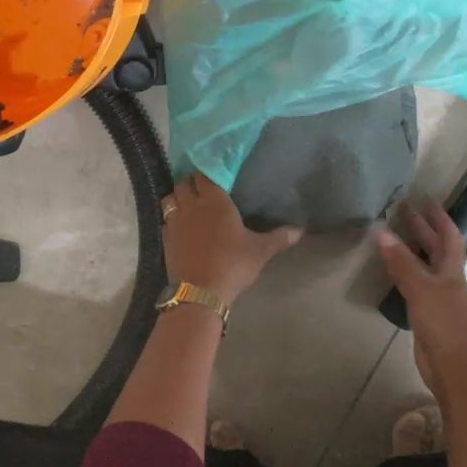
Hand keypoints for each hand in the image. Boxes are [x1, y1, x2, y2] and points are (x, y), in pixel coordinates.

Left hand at [162, 172, 302, 305]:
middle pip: (184, 184)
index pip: (205, 175)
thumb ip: (279, 237)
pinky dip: (170, 218)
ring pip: (170, 199)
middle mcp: (192, 205)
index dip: (208, 174)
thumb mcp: (260, 251)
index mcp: (215, 201)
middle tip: (203, 190)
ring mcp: (175, 222)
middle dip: (191, 183)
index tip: (215, 177)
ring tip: (188, 204)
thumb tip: (301, 230)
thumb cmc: (233, 264)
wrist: (200, 292)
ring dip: (177, 197)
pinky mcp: (165, 239)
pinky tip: (179, 226)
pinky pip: (165, 220)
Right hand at [376, 202, 466, 398]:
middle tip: (403, 210)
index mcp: (452, 271)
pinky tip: (393, 271)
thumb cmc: (443, 324)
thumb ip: (400, 262)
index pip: (449, 236)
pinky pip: (416, 284)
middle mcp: (449, 280)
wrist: (453, 368)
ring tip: (394, 235)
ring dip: (413, 249)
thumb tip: (380, 231)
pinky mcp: (429, 314)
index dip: (439, 217)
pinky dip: (406, 271)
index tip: (425, 199)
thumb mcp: (420, 289)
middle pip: (437, 249)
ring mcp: (440, 298)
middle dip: (422, 229)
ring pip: (426, 266)